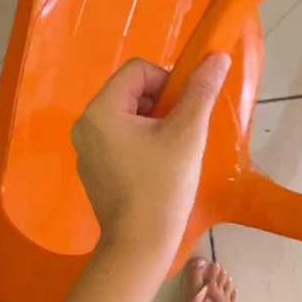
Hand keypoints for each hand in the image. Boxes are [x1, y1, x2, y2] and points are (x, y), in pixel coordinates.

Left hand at [72, 53, 230, 253]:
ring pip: (127, 118)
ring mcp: (85, 150)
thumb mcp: (187, 134)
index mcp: (101, 110)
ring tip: (171, 155)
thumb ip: (201, 91)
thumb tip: (217, 56)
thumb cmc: (162, 188)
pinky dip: (140, 146)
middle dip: (161, 105)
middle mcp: (85, 125)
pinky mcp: (92, 171)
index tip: (184, 112)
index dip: (168, 82)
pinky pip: (119, 142)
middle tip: (180, 135)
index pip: (139, 70)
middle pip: (131, 92)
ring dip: (153, 126)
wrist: (139, 246)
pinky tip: (156, 172)